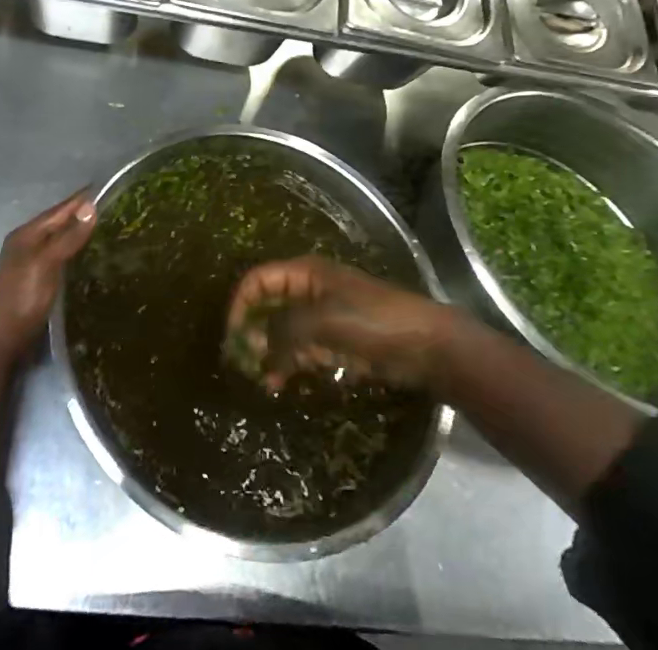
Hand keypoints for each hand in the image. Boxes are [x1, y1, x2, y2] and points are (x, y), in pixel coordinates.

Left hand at [0, 188, 94, 355]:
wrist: (2, 339)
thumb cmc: (23, 298)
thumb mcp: (46, 263)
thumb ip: (68, 236)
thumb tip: (91, 206)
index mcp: (26, 235)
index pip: (59, 210)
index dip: (81, 199)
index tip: (106, 186)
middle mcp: (26, 243)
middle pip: (58, 222)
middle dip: (81, 212)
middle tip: (113, 206)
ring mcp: (30, 261)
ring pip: (58, 237)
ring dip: (78, 230)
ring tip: (105, 225)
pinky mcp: (36, 278)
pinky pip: (59, 253)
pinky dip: (74, 248)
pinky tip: (87, 253)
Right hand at [225, 255, 454, 390]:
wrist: (426, 344)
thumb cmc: (373, 322)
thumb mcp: (322, 322)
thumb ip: (282, 331)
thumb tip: (254, 345)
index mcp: (306, 274)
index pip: (258, 280)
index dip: (240, 304)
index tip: (231, 336)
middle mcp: (310, 291)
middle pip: (268, 305)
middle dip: (251, 331)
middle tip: (241, 363)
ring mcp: (323, 317)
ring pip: (282, 331)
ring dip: (268, 352)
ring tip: (261, 379)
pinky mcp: (336, 341)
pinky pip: (302, 350)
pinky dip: (288, 364)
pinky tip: (279, 383)